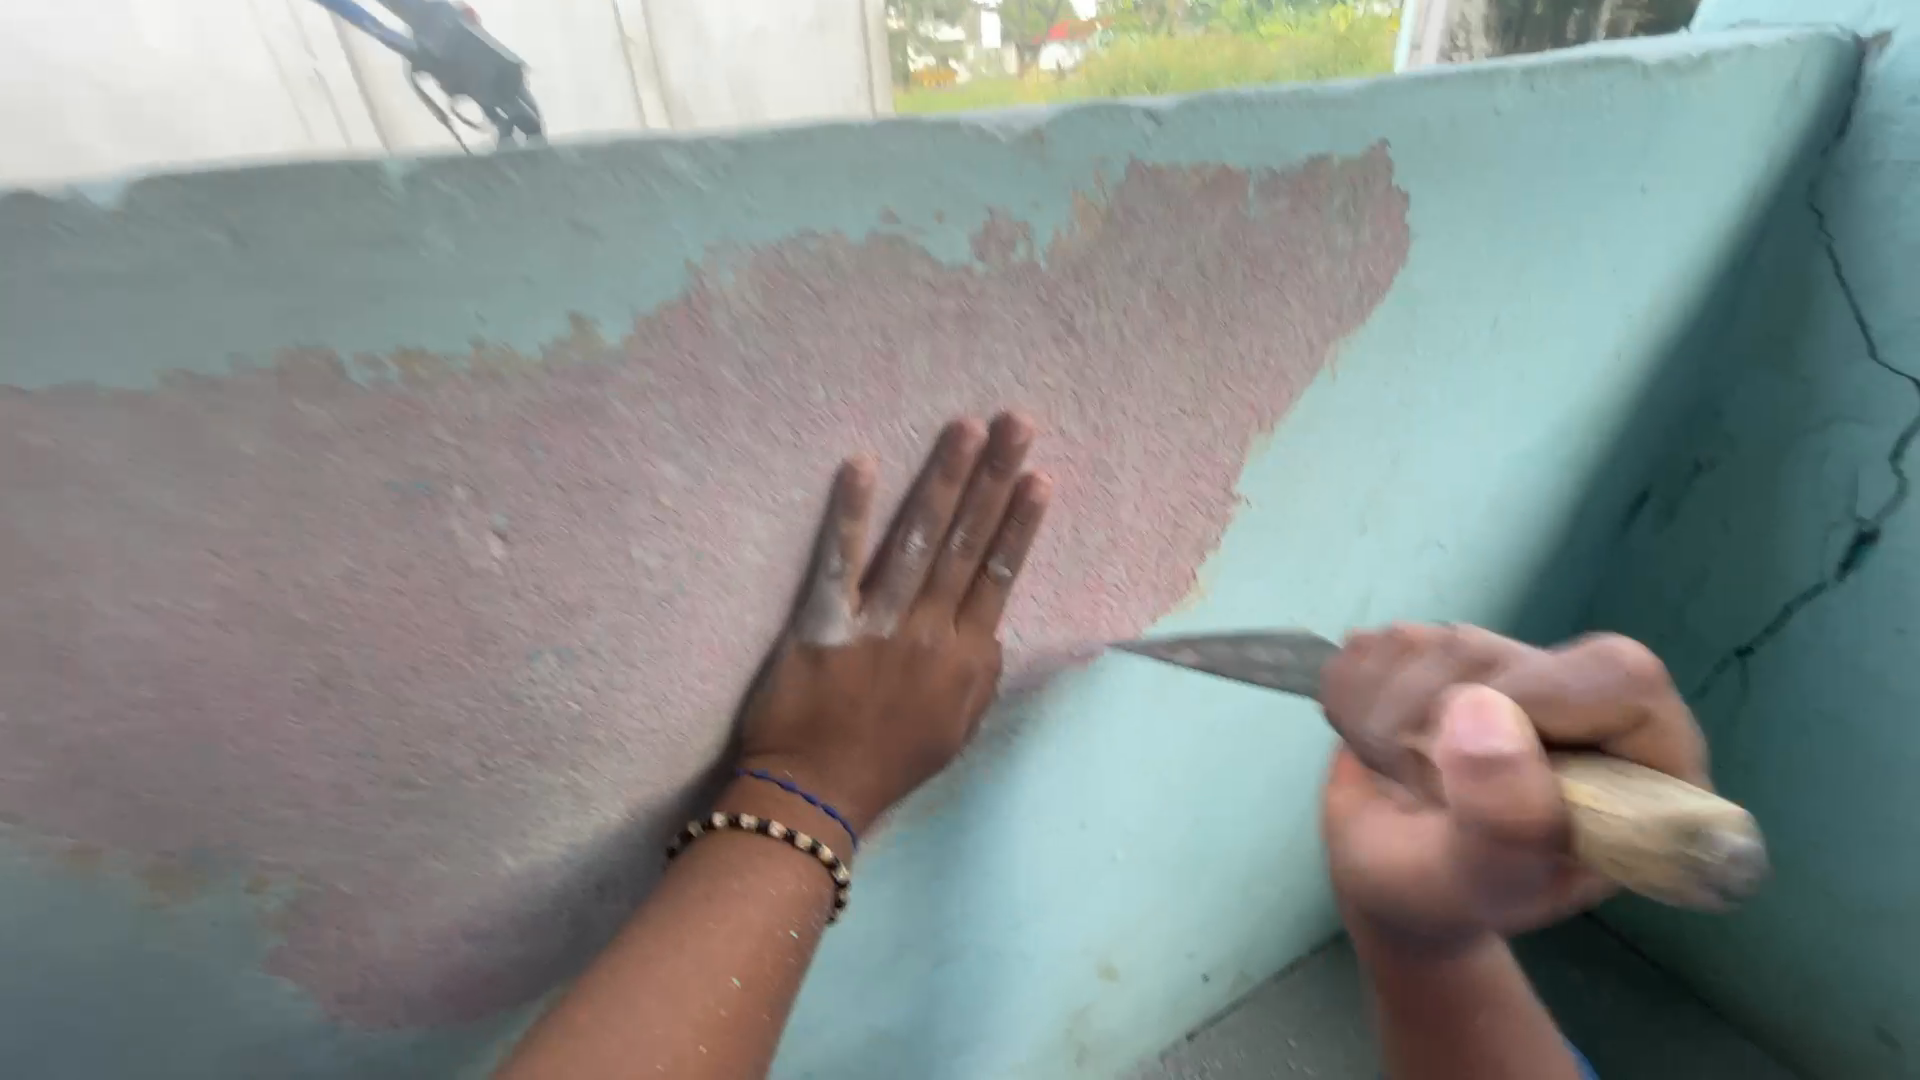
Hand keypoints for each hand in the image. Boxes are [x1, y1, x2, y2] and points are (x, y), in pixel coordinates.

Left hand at [733, 413, 1051, 836]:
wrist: (815, 795)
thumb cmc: (889, 764)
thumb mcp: (959, 730)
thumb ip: (982, 675)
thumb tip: (991, 627)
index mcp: (967, 658)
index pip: (999, 576)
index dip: (1019, 524)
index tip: (1038, 476)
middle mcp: (930, 632)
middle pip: (967, 544)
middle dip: (995, 480)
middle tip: (1017, 424)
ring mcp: (879, 625)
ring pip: (918, 541)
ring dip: (944, 481)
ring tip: (966, 429)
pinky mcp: (823, 623)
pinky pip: (840, 561)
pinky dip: (851, 513)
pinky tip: (862, 464)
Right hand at [1319, 624, 1707, 949]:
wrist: (1381, 872)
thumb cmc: (1442, 890)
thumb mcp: (1480, 880)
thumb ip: (1503, 817)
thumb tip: (1480, 705)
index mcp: (1644, 762)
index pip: (1612, 675)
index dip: (1531, 701)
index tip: (1465, 755)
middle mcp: (1580, 701)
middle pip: (1495, 653)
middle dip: (1427, 720)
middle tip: (1422, 784)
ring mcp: (1501, 668)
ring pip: (1426, 641)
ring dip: (1381, 710)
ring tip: (1397, 767)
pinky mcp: (1435, 653)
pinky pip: (1379, 641)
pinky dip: (1353, 691)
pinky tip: (1375, 738)